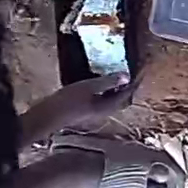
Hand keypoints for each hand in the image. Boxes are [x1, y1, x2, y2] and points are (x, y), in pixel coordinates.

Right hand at [17, 74, 135, 146]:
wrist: (47, 117)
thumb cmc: (67, 101)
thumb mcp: (88, 87)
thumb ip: (107, 82)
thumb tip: (126, 76)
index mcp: (108, 107)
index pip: (127, 94)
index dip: (134, 83)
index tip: (140, 71)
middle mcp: (105, 112)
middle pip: (123, 100)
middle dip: (129, 88)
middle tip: (132, 74)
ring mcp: (95, 113)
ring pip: (113, 101)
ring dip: (118, 90)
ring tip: (119, 76)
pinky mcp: (87, 111)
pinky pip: (104, 100)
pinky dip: (108, 91)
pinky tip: (102, 84)